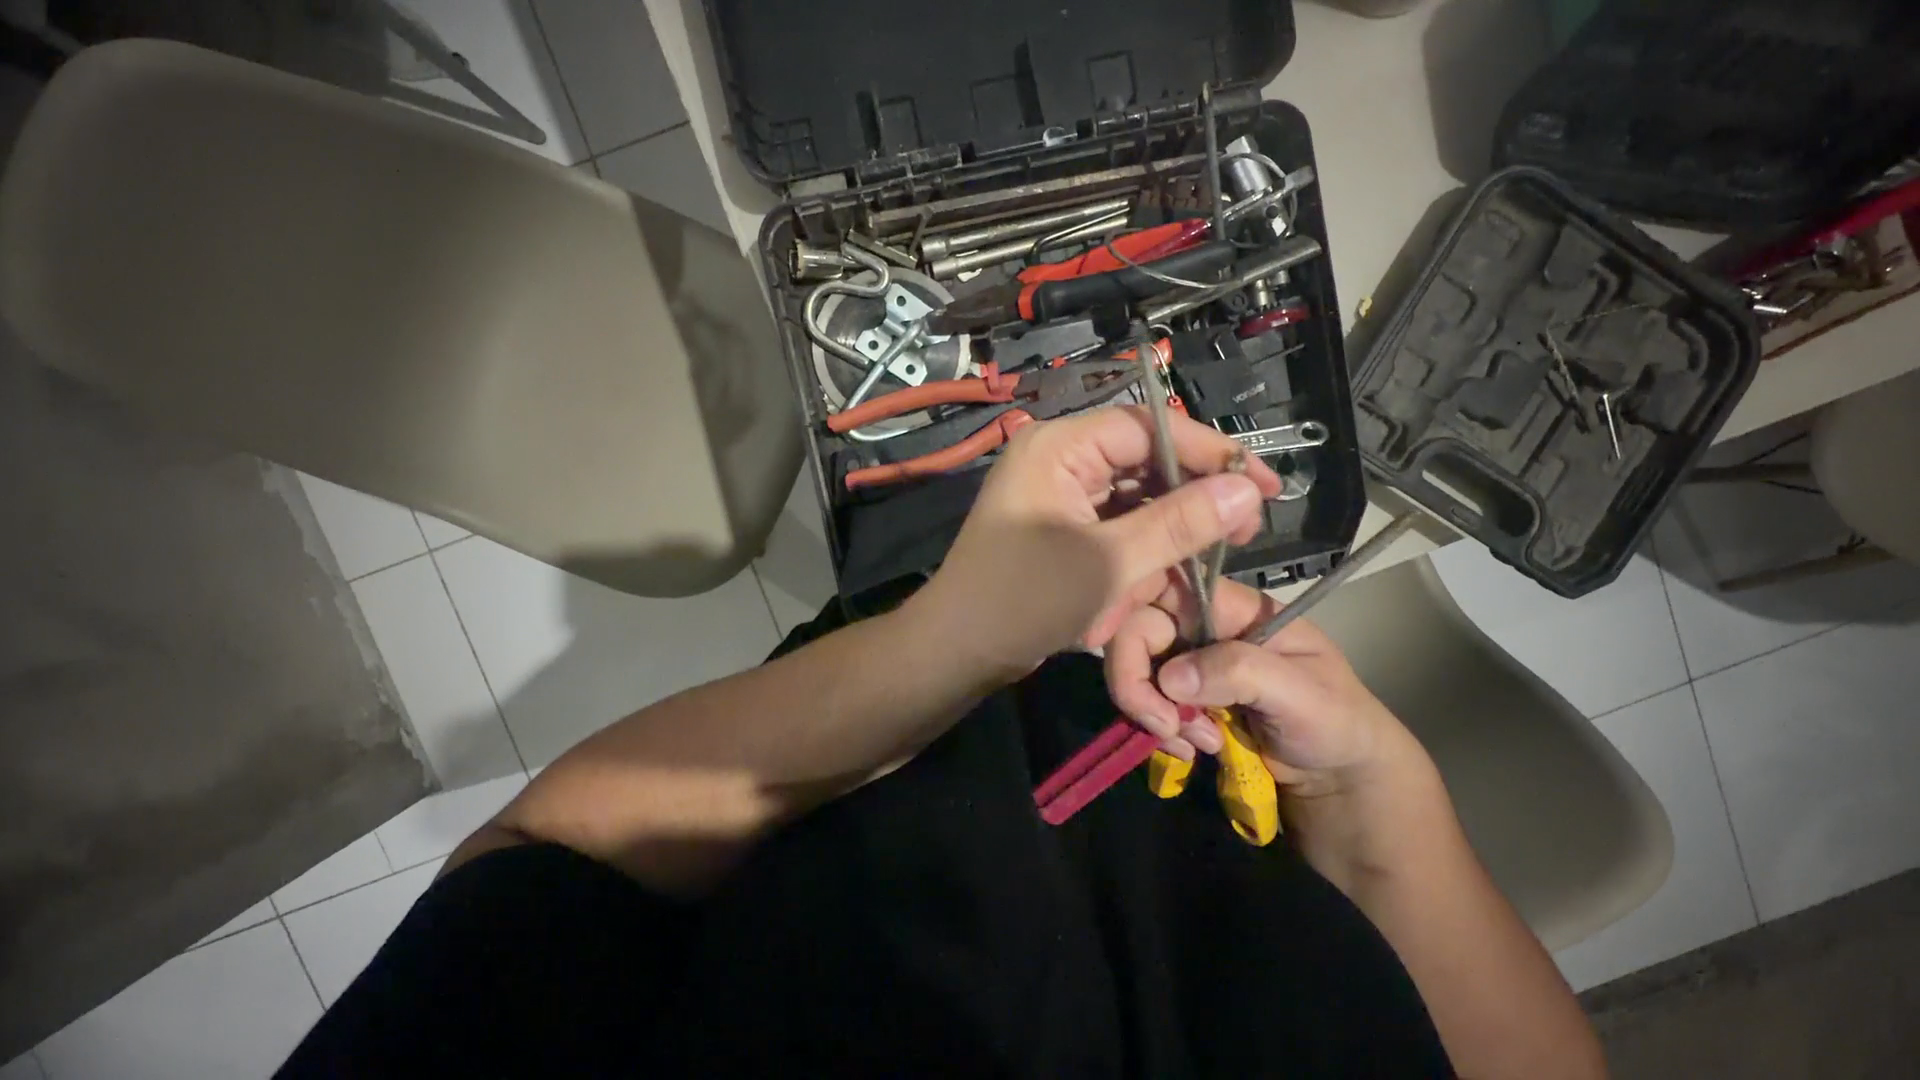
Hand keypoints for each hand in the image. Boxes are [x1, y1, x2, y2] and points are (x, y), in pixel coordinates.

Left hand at [904, 407, 1279, 682]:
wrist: (958, 650)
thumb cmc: (1023, 600)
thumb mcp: (1108, 563)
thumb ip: (1179, 523)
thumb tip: (1246, 490)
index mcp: (1059, 447)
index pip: (1147, 427)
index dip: (1208, 452)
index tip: (1260, 484)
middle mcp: (1059, 459)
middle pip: (1145, 459)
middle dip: (1195, 493)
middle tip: (1247, 525)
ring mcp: (1059, 494)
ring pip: (1137, 495)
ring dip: (1175, 523)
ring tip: (1221, 548)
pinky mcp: (1063, 528)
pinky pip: (1118, 522)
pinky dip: (1148, 544)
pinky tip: (1179, 564)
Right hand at [1104, 576, 1412, 787]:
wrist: (1340, 780)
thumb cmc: (1337, 724)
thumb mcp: (1303, 695)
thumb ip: (1241, 673)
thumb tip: (1169, 677)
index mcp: (1234, 608)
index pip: (1165, 586)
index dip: (1132, 609)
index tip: (1131, 662)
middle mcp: (1203, 629)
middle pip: (1137, 631)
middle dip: (1137, 681)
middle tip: (1167, 726)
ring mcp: (1189, 667)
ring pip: (1136, 673)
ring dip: (1153, 714)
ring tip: (1199, 744)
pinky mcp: (1182, 702)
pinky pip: (1147, 707)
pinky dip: (1160, 733)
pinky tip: (1194, 752)